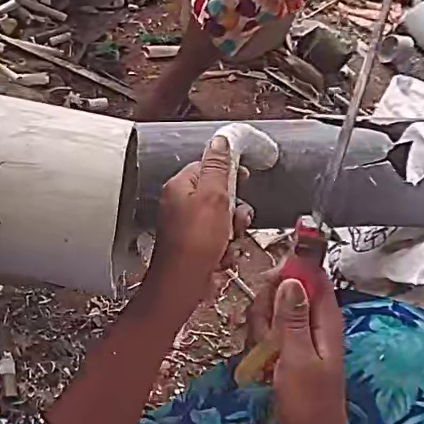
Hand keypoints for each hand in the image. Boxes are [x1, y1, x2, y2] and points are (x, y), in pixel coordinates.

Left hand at [149, 135, 251, 297]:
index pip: (207, 167)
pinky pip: (217, 240)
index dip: (229, 174)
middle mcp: (179, 204)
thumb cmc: (195, 241)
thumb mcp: (213, 197)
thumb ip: (218, 167)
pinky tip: (221, 257)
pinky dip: (224, 249)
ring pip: (221, 220)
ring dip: (232, 232)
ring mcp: (185, 226)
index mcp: (180, 186)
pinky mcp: (193, 246)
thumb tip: (221, 141)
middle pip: (218, 195)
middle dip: (234, 210)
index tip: (243, 180)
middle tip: (235, 221)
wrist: (183, 283)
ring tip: (228, 243)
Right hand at [269, 277, 357, 423]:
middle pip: (290, 290)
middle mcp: (317, 321)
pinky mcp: (292, 346)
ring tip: (265, 348)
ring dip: (264, 322)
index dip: (292, 271)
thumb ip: (293, 318)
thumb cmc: (308, 400)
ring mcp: (304, 334)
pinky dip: (264, 337)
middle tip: (264, 328)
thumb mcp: (297, 357)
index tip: (268, 282)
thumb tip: (291, 280)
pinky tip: (263, 356)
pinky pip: (274, 328)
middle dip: (270, 302)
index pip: (315, 277)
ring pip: (277, 308)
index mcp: (327, 319)